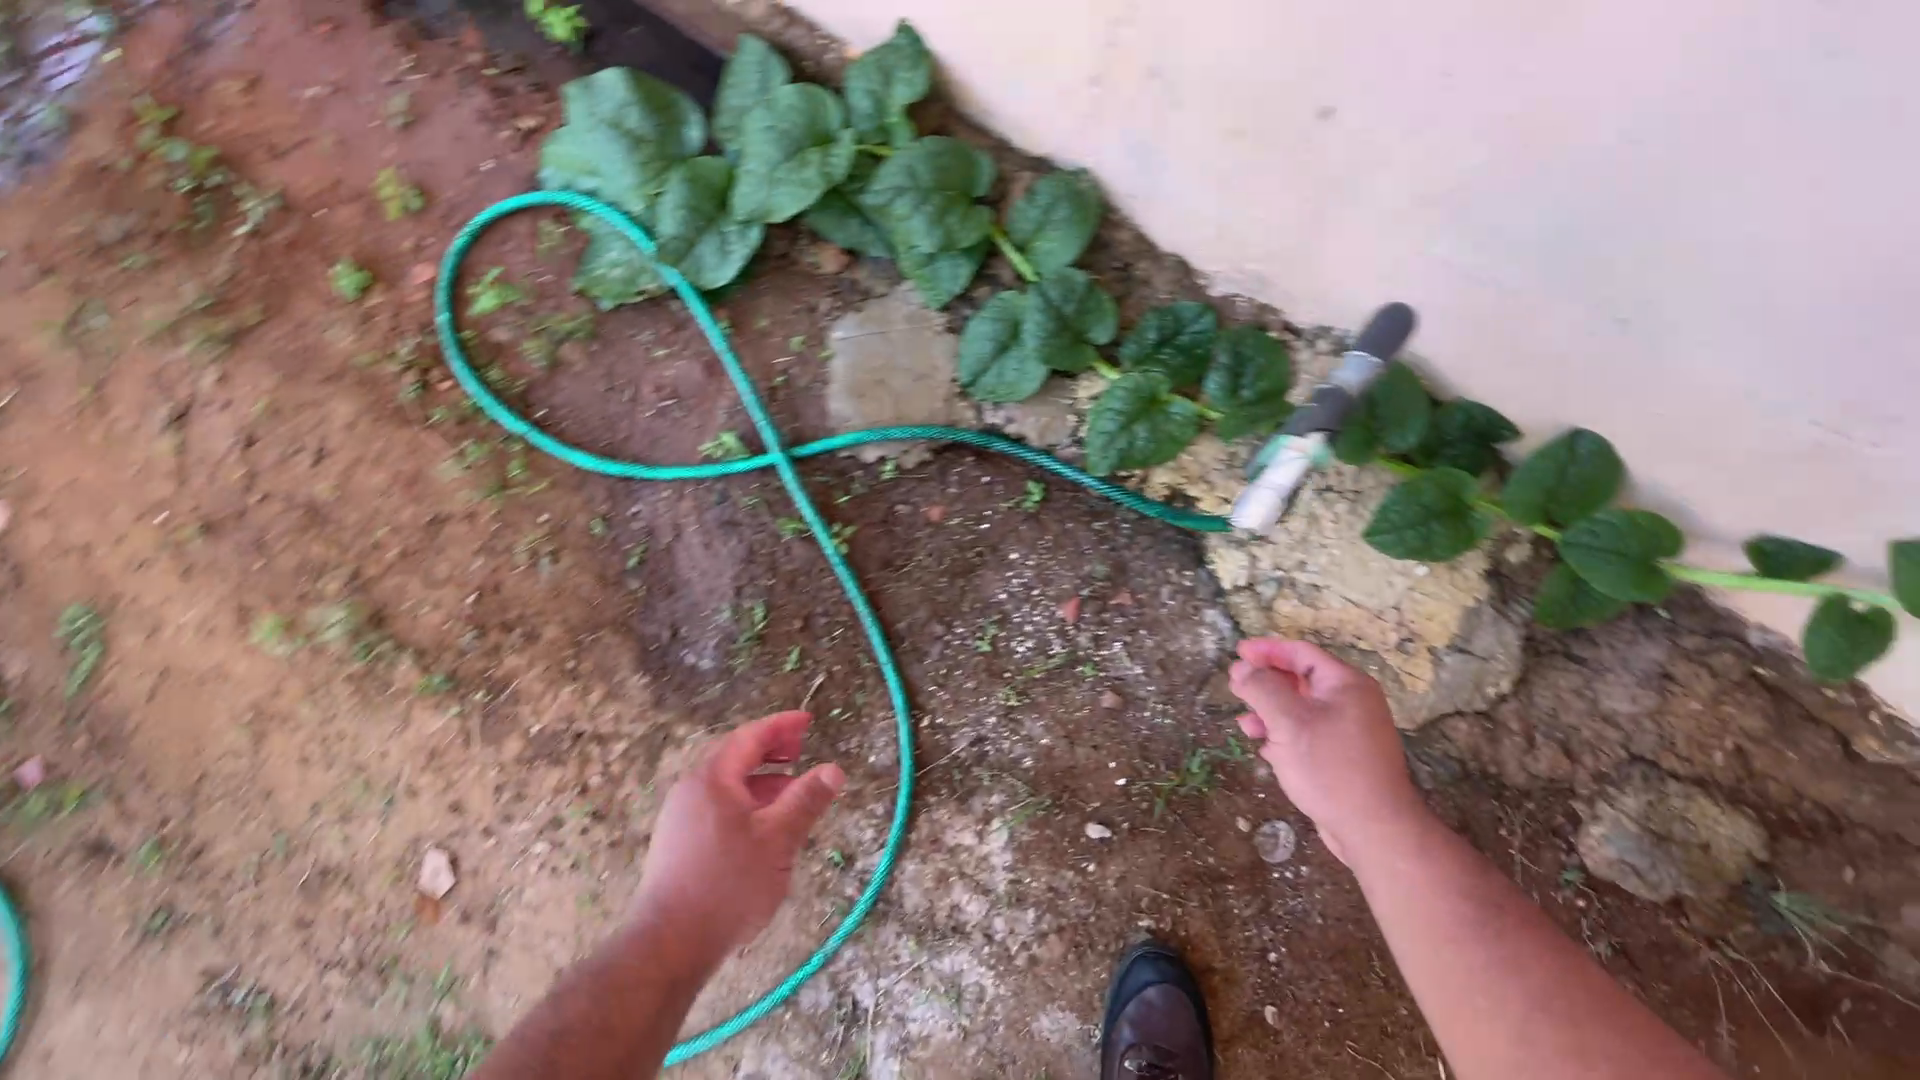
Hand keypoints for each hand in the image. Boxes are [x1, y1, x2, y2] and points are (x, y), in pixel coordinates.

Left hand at [629, 710, 844, 964]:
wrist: (669, 943)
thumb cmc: (728, 884)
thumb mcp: (778, 839)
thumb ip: (806, 800)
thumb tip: (834, 770)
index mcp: (713, 780)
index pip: (750, 738)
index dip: (781, 727)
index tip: (807, 722)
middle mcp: (691, 791)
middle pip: (734, 759)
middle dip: (770, 753)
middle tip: (801, 752)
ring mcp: (680, 820)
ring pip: (727, 788)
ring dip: (761, 783)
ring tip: (791, 795)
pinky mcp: (678, 846)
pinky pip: (717, 810)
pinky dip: (746, 806)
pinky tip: (764, 831)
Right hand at [1229, 639, 1427, 865]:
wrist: (1373, 828)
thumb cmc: (1330, 766)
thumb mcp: (1288, 721)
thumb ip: (1262, 688)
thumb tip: (1243, 669)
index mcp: (1344, 684)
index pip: (1301, 652)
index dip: (1267, 650)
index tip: (1238, 652)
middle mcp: (1351, 701)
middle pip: (1300, 679)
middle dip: (1265, 682)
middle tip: (1235, 686)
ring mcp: (1348, 730)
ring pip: (1300, 709)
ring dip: (1269, 712)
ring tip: (1244, 724)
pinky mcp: (1342, 756)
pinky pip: (1306, 733)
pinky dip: (1283, 734)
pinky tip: (1265, 747)